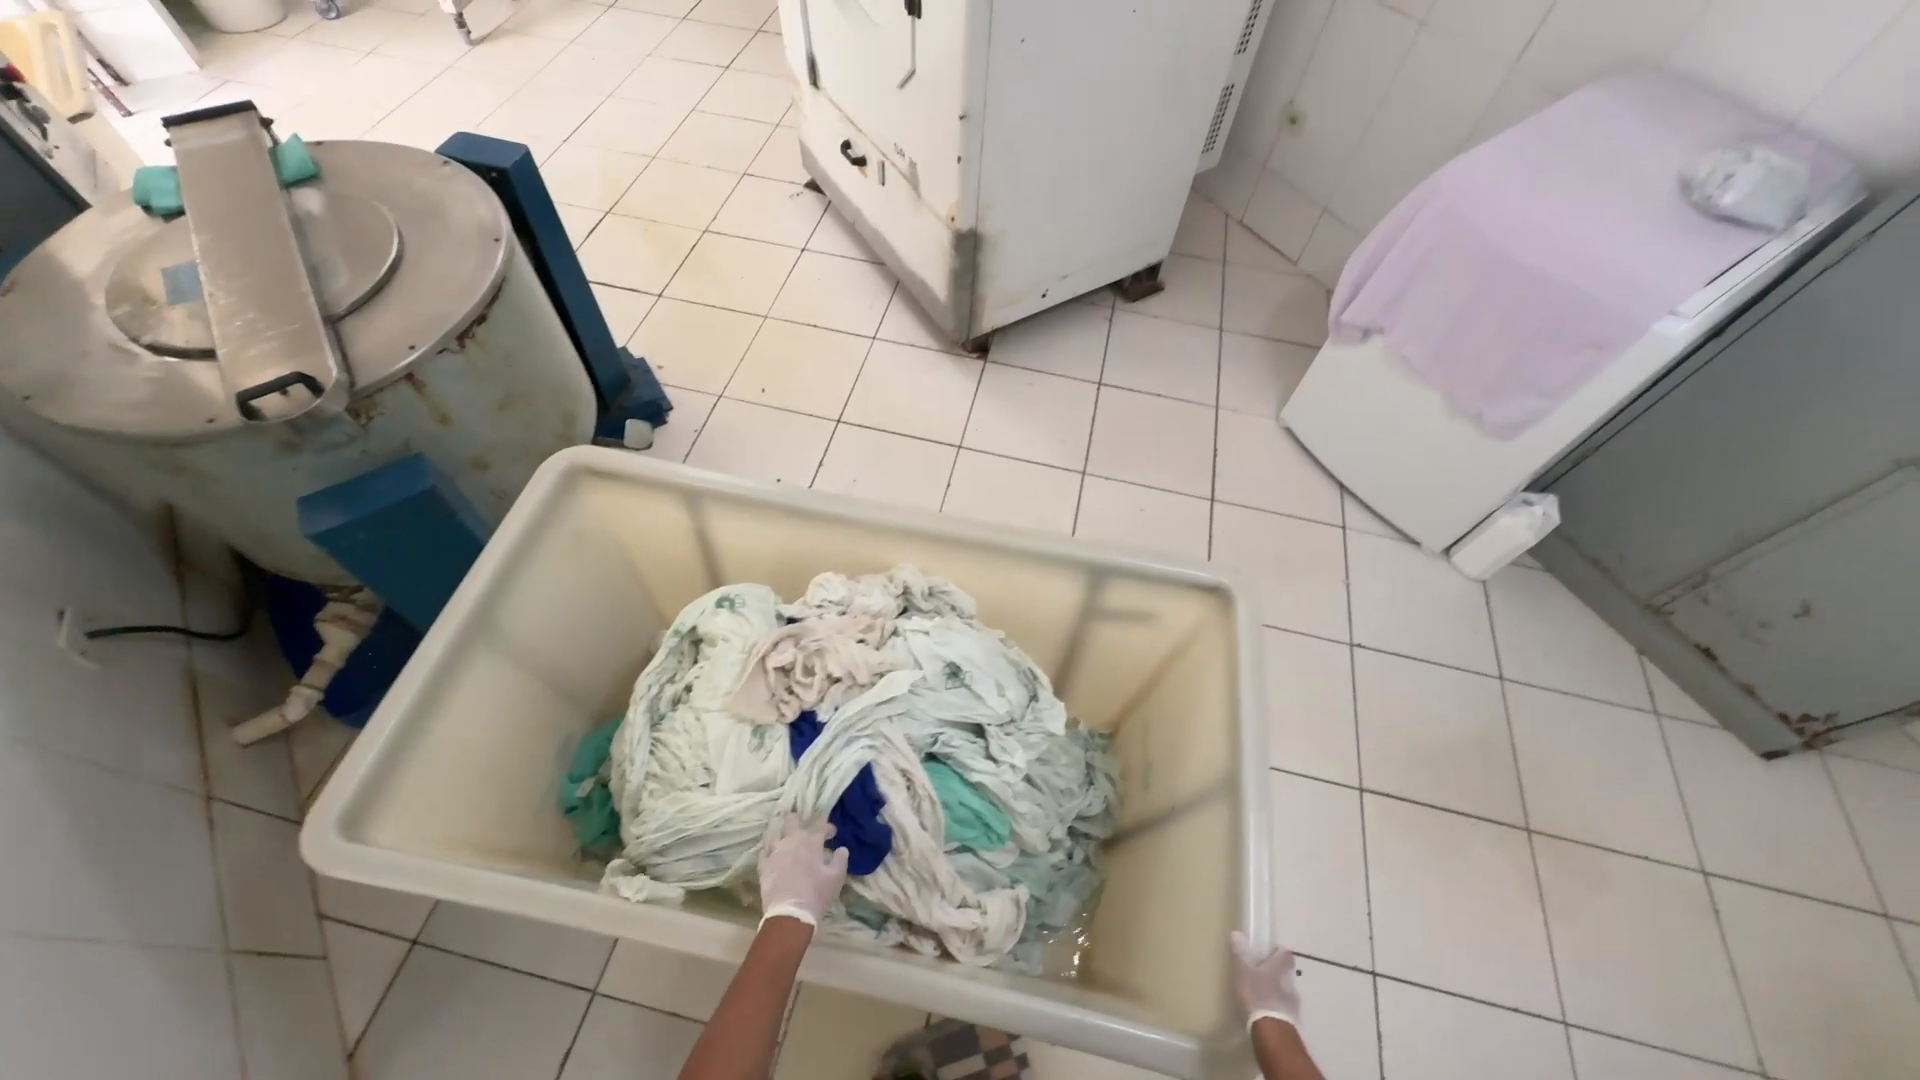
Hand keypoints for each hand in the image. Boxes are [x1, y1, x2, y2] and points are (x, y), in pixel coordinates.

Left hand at [757, 814, 848, 926]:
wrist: (790, 913)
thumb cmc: (816, 894)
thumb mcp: (836, 877)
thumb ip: (840, 859)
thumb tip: (841, 849)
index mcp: (810, 841)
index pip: (820, 826)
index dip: (827, 827)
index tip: (832, 833)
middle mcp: (791, 840)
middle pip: (793, 821)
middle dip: (799, 819)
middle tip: (803, 823)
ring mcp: (774, 851)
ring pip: (774, 830)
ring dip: (779, 826)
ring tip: (782, 826)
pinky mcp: (763, 865)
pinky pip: (764, 850)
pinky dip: (768, 847)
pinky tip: (770, 848)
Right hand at [1231, 931, 1302, 1028]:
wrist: (1271, 1031)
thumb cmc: (1256, 995)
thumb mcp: (1243, 972)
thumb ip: (1241, 953)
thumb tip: (1237, 933)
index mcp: (1279, 968)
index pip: (1286, 955)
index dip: (1279, 952)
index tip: (1269, 953)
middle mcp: (1289, 983)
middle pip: (1286, 974)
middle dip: (1275, 975)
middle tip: (1260, 977)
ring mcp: (1293, 1004)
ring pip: (1286, 993)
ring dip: (1276, 994)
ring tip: (1261, 999)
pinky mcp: (1291, 1022)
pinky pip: (1284, 1011)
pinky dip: (1276, 1011)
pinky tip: (1264, 1015)